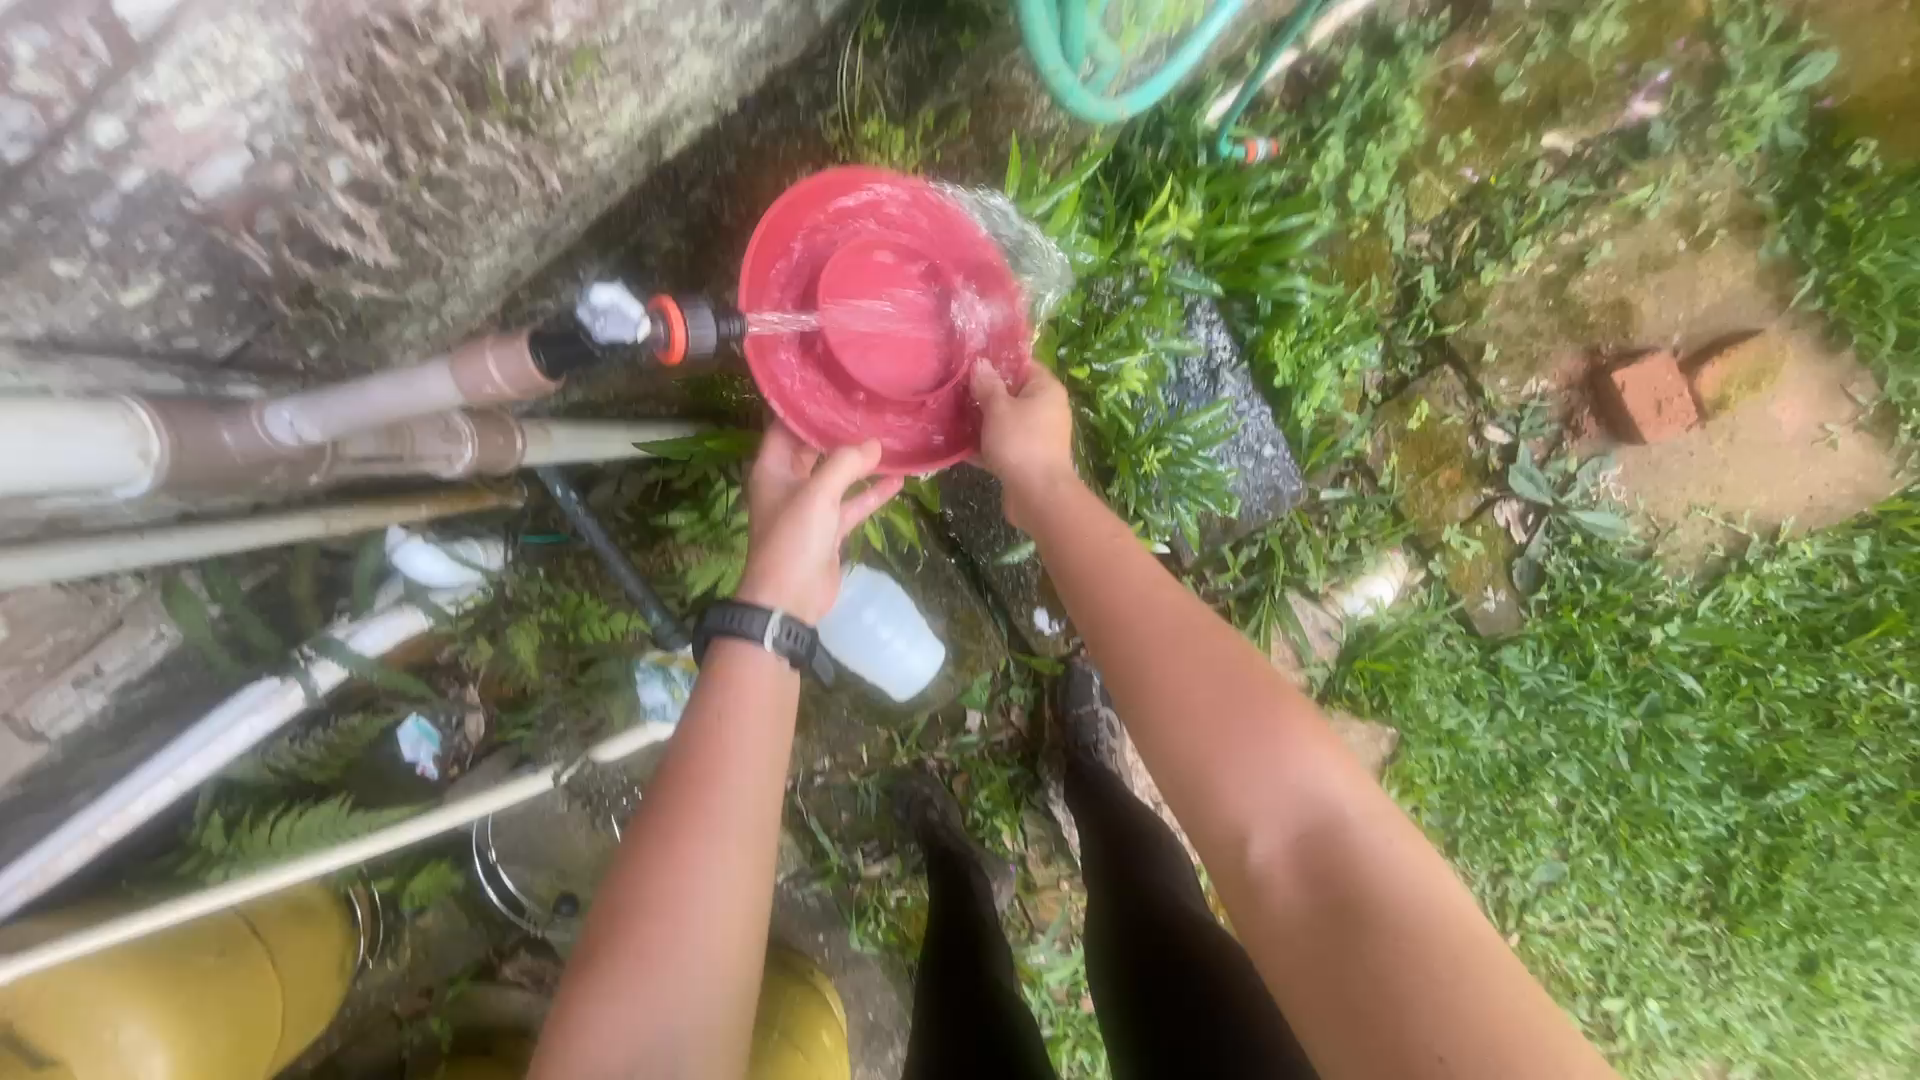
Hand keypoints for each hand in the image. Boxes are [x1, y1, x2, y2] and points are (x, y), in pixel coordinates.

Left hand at [738, 423, 902, 623]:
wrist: (789, 599)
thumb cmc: (793, 539)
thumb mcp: (818, 494)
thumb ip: (846, 464)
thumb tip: (875, 444)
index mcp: (773, 468)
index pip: (786, 426)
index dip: (807, 407)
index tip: (837, 387)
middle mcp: (789, 483)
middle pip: (815, 449)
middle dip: (840, 432)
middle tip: (871, 408)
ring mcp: (810, 507)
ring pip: (838, 477)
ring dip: (861, 463)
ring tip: (889, 438)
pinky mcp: (829, 529)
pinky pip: (852, 504)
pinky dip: (872, 494)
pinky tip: (898, 479)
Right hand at [970, 360, 1079, 531]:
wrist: (1038, 495)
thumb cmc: (1020, 442)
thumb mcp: (999, 408)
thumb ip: (987, 385)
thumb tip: (980, 363)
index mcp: (1045, 390)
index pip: (1023, 364)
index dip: (997, 361)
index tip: (970, 360)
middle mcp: (1045, 410)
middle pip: (1011, 394)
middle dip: (983, 393)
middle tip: (954, 388)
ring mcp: (1036, 436)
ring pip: (1004, 421)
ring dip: (980, 420)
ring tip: (950, 414)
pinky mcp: (1025, 459)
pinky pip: (1001, 445)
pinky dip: (983, 445)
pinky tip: (956, 445)